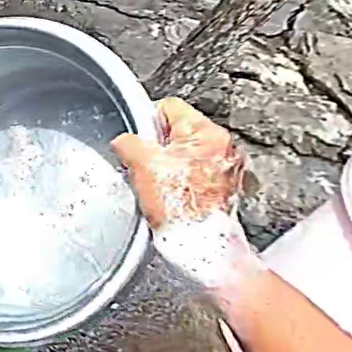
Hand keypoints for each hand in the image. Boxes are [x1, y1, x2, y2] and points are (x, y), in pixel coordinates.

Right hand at [110, 97, 244, 227]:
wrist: (200, 244)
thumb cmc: (181, 208)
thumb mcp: (142, 165)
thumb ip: (128, 142)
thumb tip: (124, 140)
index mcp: (207, 133)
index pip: (169, 107)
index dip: (146, 122)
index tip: (139, 141)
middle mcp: (224, 147)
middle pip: (176, 132)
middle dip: (157, 148)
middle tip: (148, 167)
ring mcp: (226, 168)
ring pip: (184, 154)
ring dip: (168, 166)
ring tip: (161, 185)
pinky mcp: (224, 188)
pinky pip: (193, 173)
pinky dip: (181, 181)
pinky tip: (173, 195)